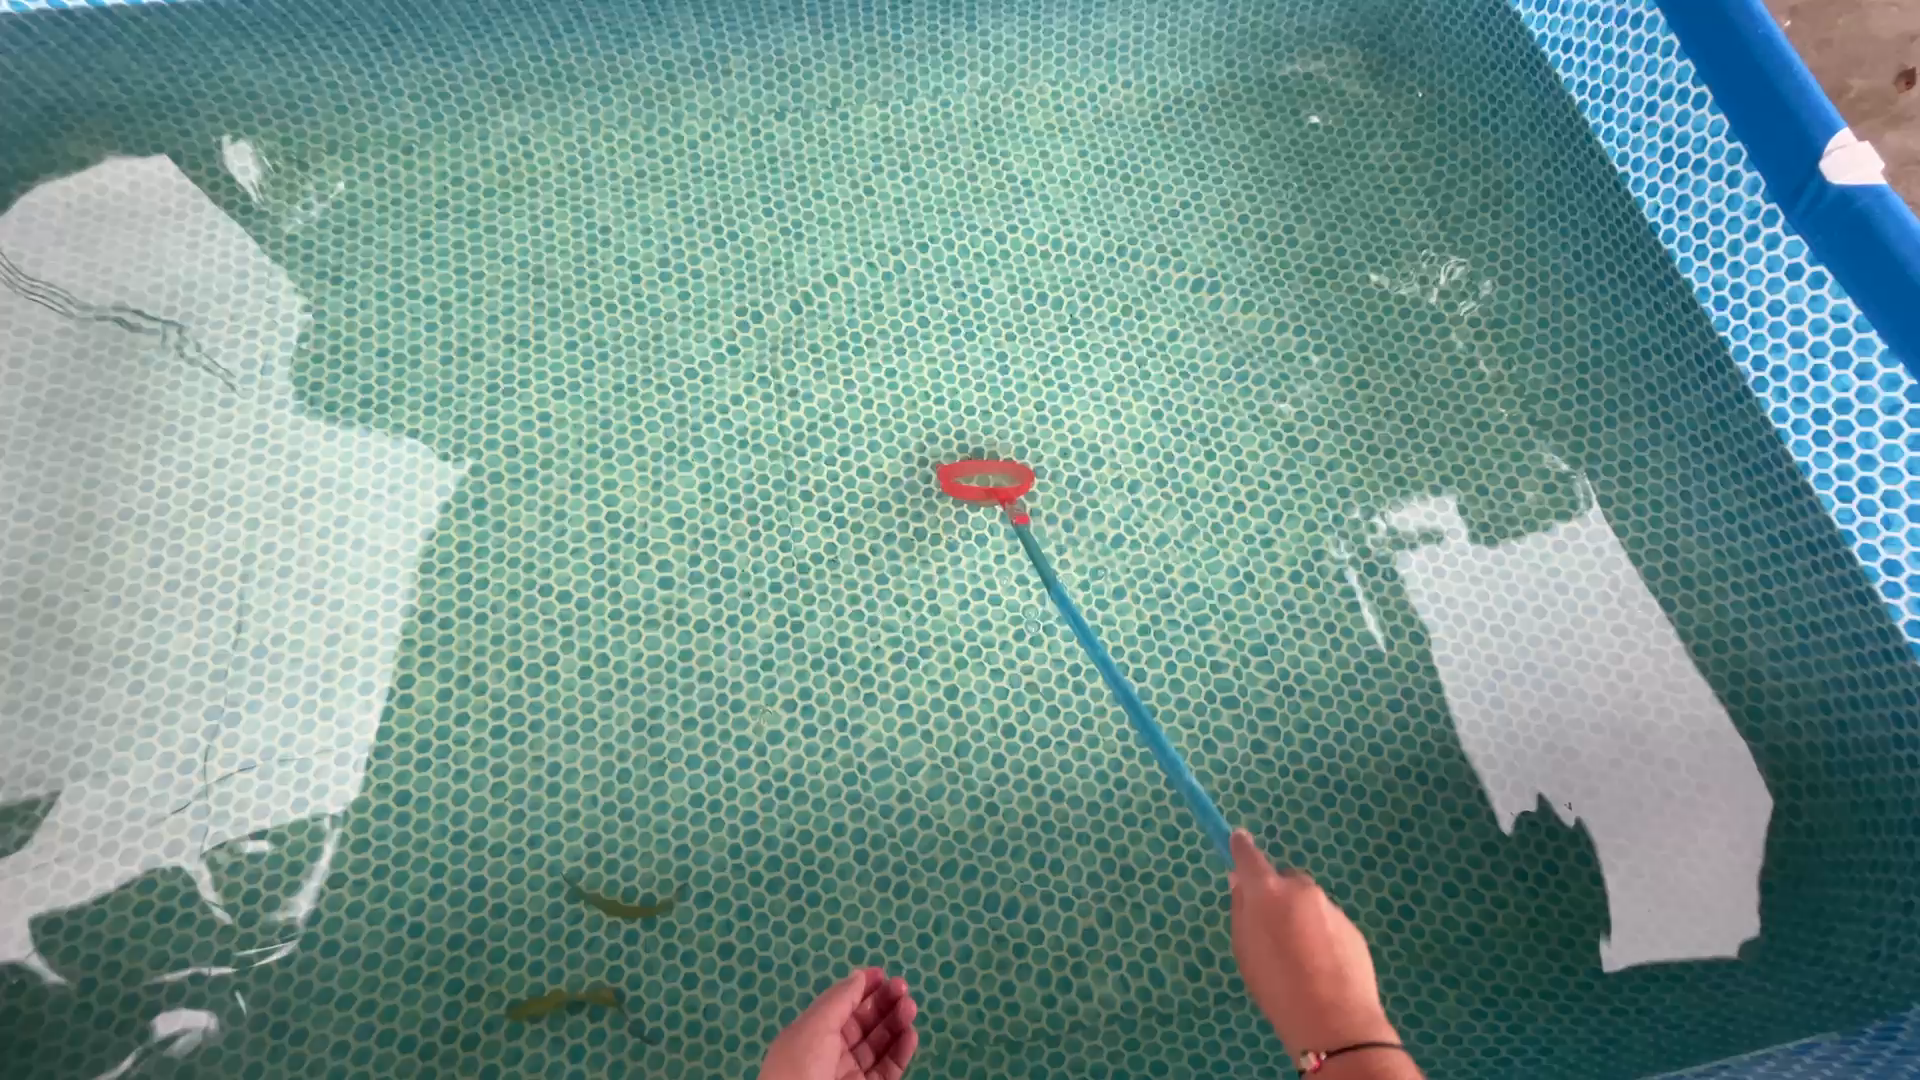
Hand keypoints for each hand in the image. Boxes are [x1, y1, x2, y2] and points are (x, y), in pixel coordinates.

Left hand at [758, 967, 918, 1079]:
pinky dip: (902, 1051)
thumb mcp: (815, 1026)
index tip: (882, 974)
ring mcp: (851, 1076)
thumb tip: (859, 976)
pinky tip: (911, 1034)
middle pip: (864, 1023)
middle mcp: (832, 1054)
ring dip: (896, 1023)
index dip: (861, 988)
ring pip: (879, 1045)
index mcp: (813, 1035)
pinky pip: (888, 1070)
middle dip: (883, 1002)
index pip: (841, 1006)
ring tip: (910, 1007)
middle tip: (902, 987)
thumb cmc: (801, 1067)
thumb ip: (840, 999)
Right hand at [1229, 829, 1399, 1057]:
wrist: (1335, 1022)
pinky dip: (1321, 935)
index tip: (1238, 840)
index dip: (1241, 846)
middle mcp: (1299, 889)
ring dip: (1300, 917)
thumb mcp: (1244, 947)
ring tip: (1300, 956)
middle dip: (1276, 895)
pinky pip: (1328, 922)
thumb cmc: (1276, 984)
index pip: (1248, 854)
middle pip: (1283, 880)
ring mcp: (1330, 907)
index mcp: (1266, 890)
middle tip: (1271, 928)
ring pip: (1308, 903)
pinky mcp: (1352, 928)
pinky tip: (1322, 966)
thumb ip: (1241, 908)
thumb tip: (1241, 882)